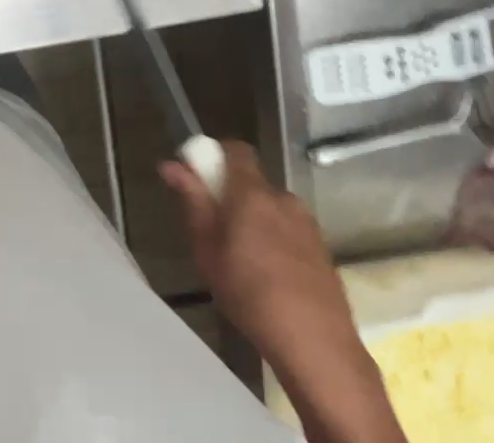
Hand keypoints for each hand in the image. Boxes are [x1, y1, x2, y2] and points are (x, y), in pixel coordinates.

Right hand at [165, 146, 407, 442]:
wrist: (316, 344)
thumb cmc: (250, 295)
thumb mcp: (207, 250)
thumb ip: (193, 202)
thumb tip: (172, 164)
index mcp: (253, 195)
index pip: (236, 150)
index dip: (216, 154)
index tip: (199, 176)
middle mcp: (283, 200)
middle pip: (252, 182)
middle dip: (231, 195)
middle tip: (213, 230)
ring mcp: (307, 224)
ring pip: (270, 207)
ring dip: (253, 219)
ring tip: (241, 258)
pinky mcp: (321, 247)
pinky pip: (288, 228)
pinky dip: (274, 238)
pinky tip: (268, 274)